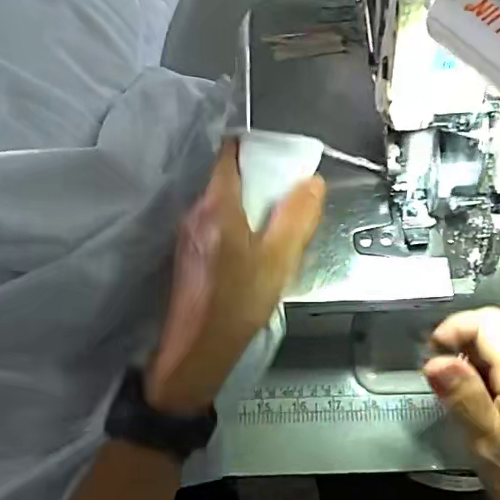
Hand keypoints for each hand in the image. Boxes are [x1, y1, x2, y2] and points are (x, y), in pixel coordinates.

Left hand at [146, 140, 324, 415]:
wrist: (198, 350)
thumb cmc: (237, 303)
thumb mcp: (279, 259)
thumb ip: (297, 216)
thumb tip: (312, 181)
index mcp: (217, 205)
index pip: (230, 154)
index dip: (256, 148)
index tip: (280, 157)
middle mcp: (195, 212)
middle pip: (228, 178)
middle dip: (259, 180)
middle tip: (288, 194)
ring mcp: (188, 233)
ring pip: (223, 202)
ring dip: (249, 205)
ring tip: (276, 222)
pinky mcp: (188, 253)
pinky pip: (216, 223)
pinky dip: (237, 224)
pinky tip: (255, 247)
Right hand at [422, 308, 499, 499]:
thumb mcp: (489, 444)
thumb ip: (464, 397)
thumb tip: (435, 360)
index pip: (488, 322)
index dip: (454, 328)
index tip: (431, 357)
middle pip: (495, 331)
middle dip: (461, 347)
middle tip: (441, 385)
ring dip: (472, 363)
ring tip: (458, 400)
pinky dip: (487, 375)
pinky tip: (480, 406)